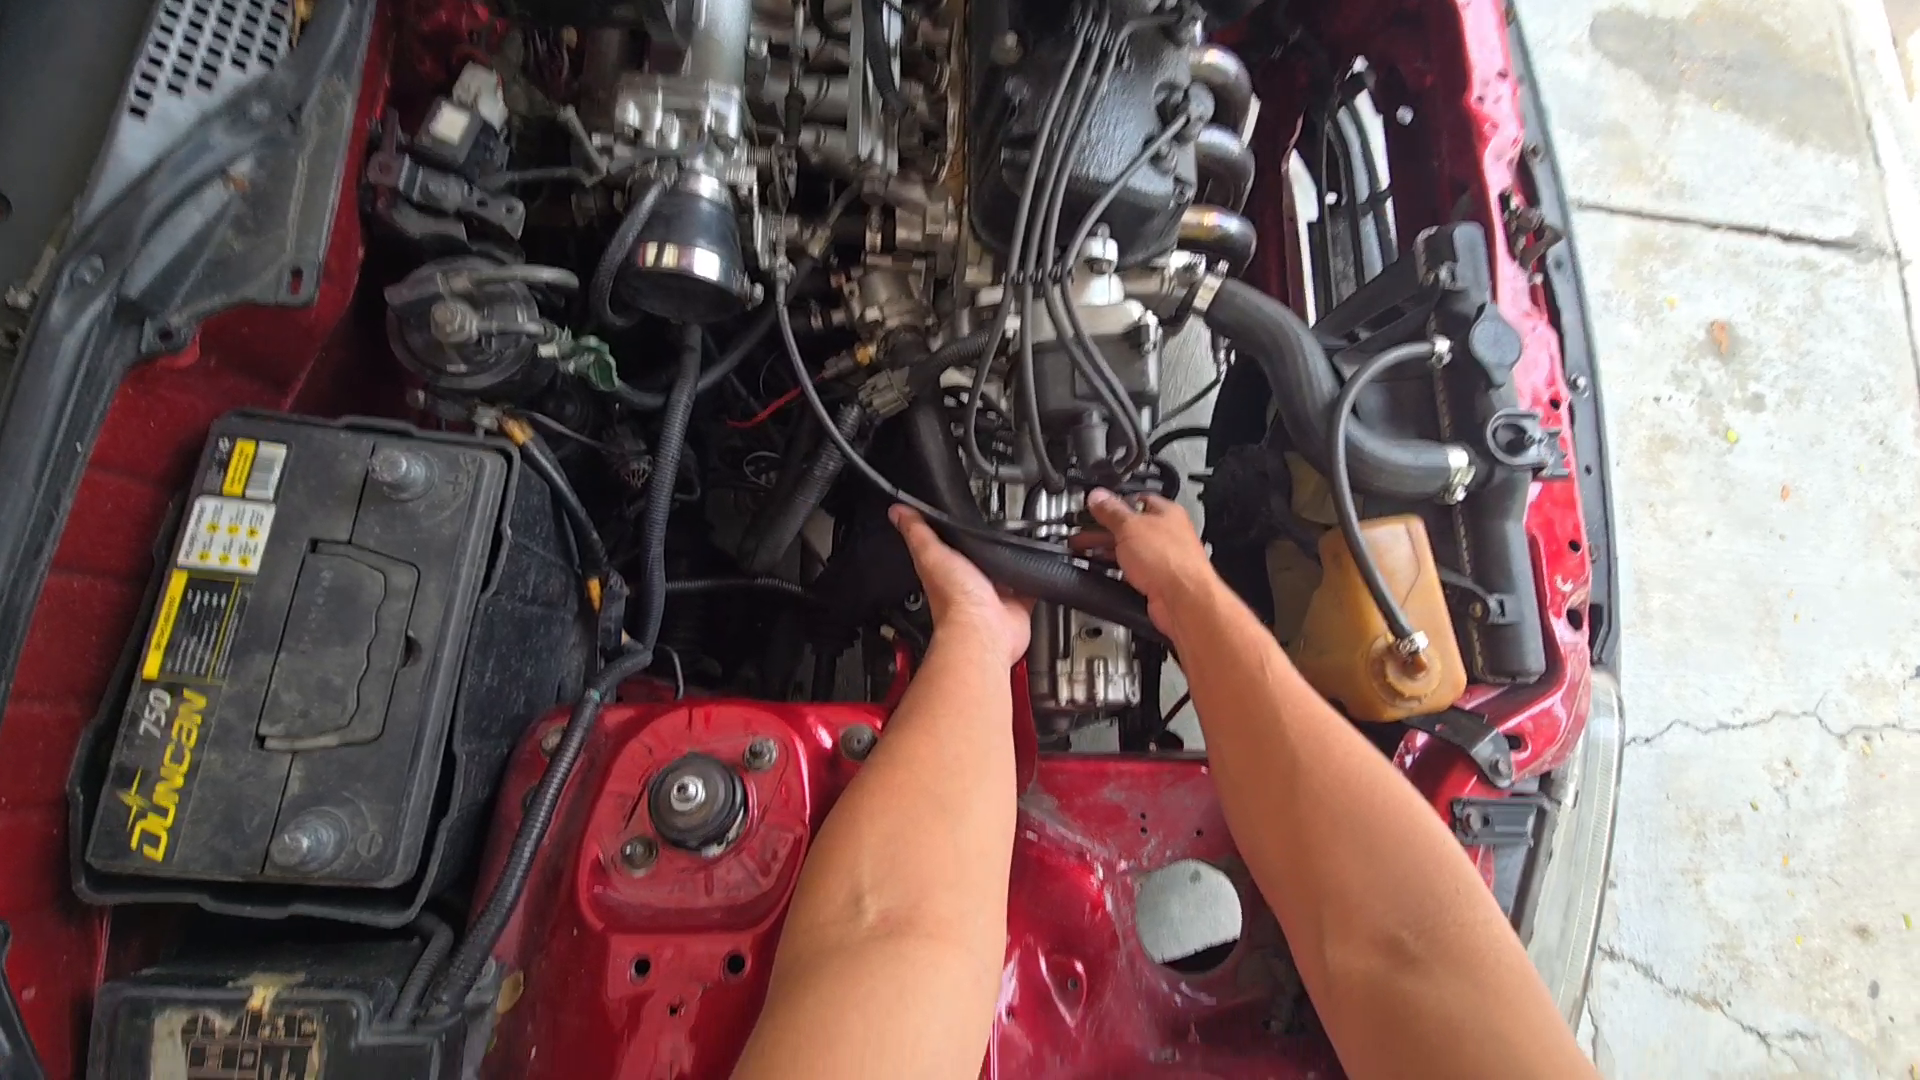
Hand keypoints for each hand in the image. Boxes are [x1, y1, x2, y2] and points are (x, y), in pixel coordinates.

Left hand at [889, 505, 1034, 666]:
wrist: (983, 631)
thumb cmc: (955, 601)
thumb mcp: (931, 554)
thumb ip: (917, 531)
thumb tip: (897, 511)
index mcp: (946, 569)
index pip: (948, 545)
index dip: (954, 532)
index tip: (959, 516)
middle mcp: (970, 582)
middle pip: (980, 557)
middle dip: (988, 545)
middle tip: (997, 527)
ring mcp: (994, 594)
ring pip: (1006, 570)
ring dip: (1012, 559)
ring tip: (1018, 542)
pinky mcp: (1016, 603)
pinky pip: (1029, 586)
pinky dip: (1034, 577)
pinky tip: (1035, 567)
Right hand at [1079, 489, 1215, 637]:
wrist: (1184, 600)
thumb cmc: (1171, 561)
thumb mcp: (1131, 527)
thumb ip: (1111, 511)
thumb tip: (1098, 497)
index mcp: (1165, 513)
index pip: (1134, 500)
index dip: (1112, 502)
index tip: (1092, 507)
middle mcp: (1166, 534)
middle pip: (1128, 527)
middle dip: (1102, 530)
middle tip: (1081, 532)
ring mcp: (1161, 559)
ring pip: (1127, 550)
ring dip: (1105, 550)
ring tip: (1083, 550)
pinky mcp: (1155, 580)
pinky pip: (1129, 571)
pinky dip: (1114, 570)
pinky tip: (1101, 571)